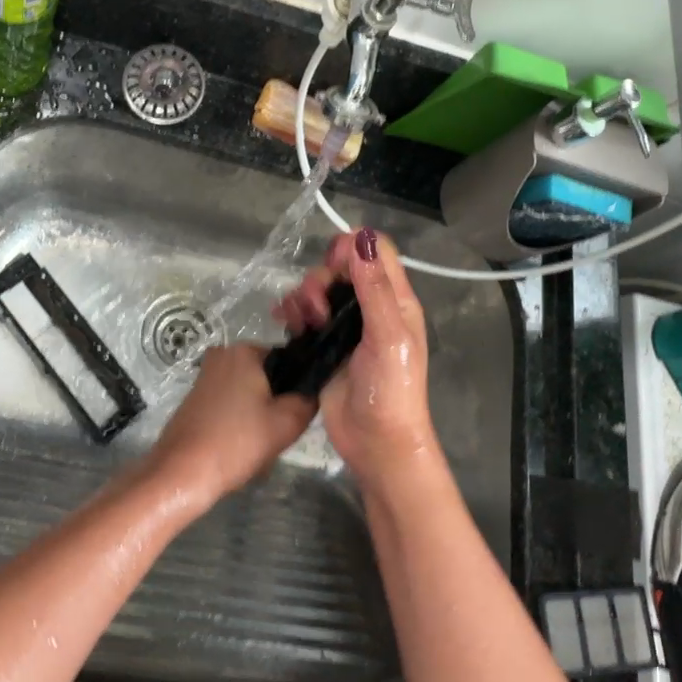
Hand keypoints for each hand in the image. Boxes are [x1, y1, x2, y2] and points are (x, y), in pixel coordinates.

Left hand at [149, 343, 316, 502]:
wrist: (183, 471)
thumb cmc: (237, 441)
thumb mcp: (287, 423)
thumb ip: (308, 400)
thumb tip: (313, 391)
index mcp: (244, 351)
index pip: (287, 360)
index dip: (297, 388)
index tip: (296, 416)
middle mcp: (222, 355)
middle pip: (266, 378)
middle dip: (276, 404)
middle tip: (278, 434)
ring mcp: (205, 376)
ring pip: (248, 394)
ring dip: (259, 417)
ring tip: (259, 445)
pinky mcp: (195, 398)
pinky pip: (230, 405)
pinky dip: (239, 422)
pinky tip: (240, 446)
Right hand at [273, 229, 436, 488]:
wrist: (376, 443)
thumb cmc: (392, 389)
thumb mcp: (388, 335)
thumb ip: (374, 288)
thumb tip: (362, 238)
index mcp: (396, 301)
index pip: (377, 253)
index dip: (354, 247)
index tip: (333, 261)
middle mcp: (371, 309)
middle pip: (342, 269)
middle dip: (323, 278)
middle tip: (317, 305)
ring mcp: (345, 328)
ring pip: (320, 291)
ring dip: (305, 296)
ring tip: (304, 321)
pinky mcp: (323, 346)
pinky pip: (304, 315)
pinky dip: (292, 311)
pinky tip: (285, 320)